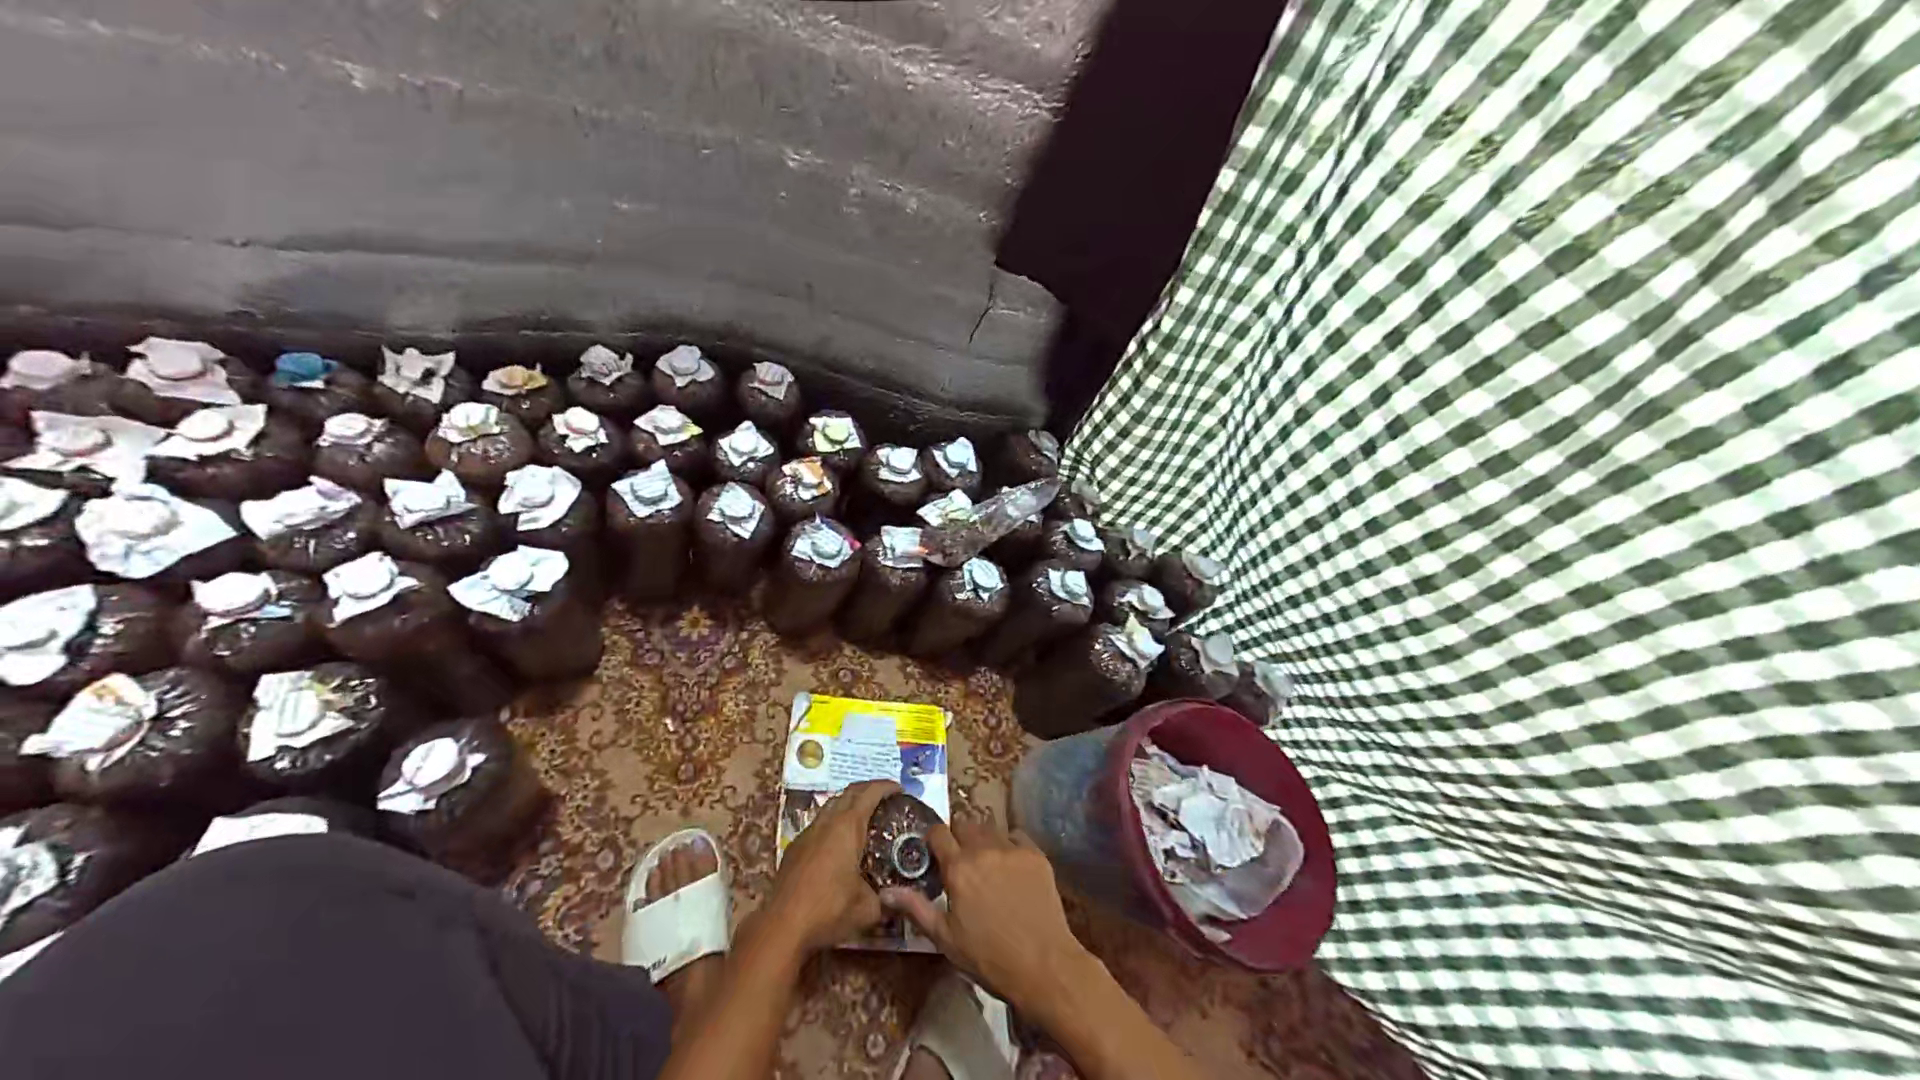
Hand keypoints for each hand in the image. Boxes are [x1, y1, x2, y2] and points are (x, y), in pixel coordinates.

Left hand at [762, 780, 898, 954]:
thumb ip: (885, 900)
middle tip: (885, 800)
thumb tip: (895, 901)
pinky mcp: (794, 850)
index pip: (869, 793)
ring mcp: (806, 835)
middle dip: (868, 790)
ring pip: (830, 807)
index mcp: (848, 827)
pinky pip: (818, 826)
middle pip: (848, 793)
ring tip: (864, 819)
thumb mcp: (867, 909)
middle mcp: (826, 823)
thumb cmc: (829, 910)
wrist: (781, 927)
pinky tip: (838, 845)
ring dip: (848, 805)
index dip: (886, 787)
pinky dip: (833, 824)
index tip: (900, 790)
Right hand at [879, 822, 1094, 1012]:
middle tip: (960, 859)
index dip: (933, 840)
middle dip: (958, 836)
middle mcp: (984, 849)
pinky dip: (1009, 844)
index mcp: (958, 868)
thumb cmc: (988, 957)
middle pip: (965, 824)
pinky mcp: (1036, 854)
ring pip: (991, 828)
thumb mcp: (945, 938)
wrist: (1043, 965)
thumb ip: (915, 908)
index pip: (938, 833)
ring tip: (986, 863)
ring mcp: (1013, 849)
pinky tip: (1011, 866)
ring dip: (983, 839)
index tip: (934, 852)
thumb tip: (885, 892)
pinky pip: (1017, 836)